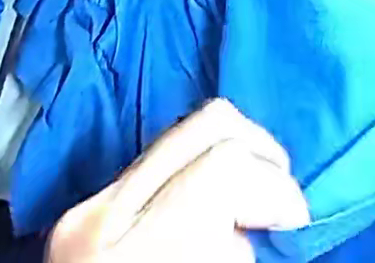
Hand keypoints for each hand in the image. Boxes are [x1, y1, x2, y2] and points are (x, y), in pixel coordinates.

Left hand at [47, 99, 310, 262]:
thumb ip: (240, 257)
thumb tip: (266, 223)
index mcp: (149, 253)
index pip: (226, 166)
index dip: (277, 190)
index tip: (295, 224)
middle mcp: (108, 215)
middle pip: (208, 124)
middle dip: (260, 151)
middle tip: (279, 200)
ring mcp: (88, 208)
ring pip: (182, 130)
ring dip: (229, 154)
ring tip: (247, 200)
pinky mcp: (80, 211)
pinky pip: (157, 157)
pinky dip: (195, 170)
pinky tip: (207, 209)